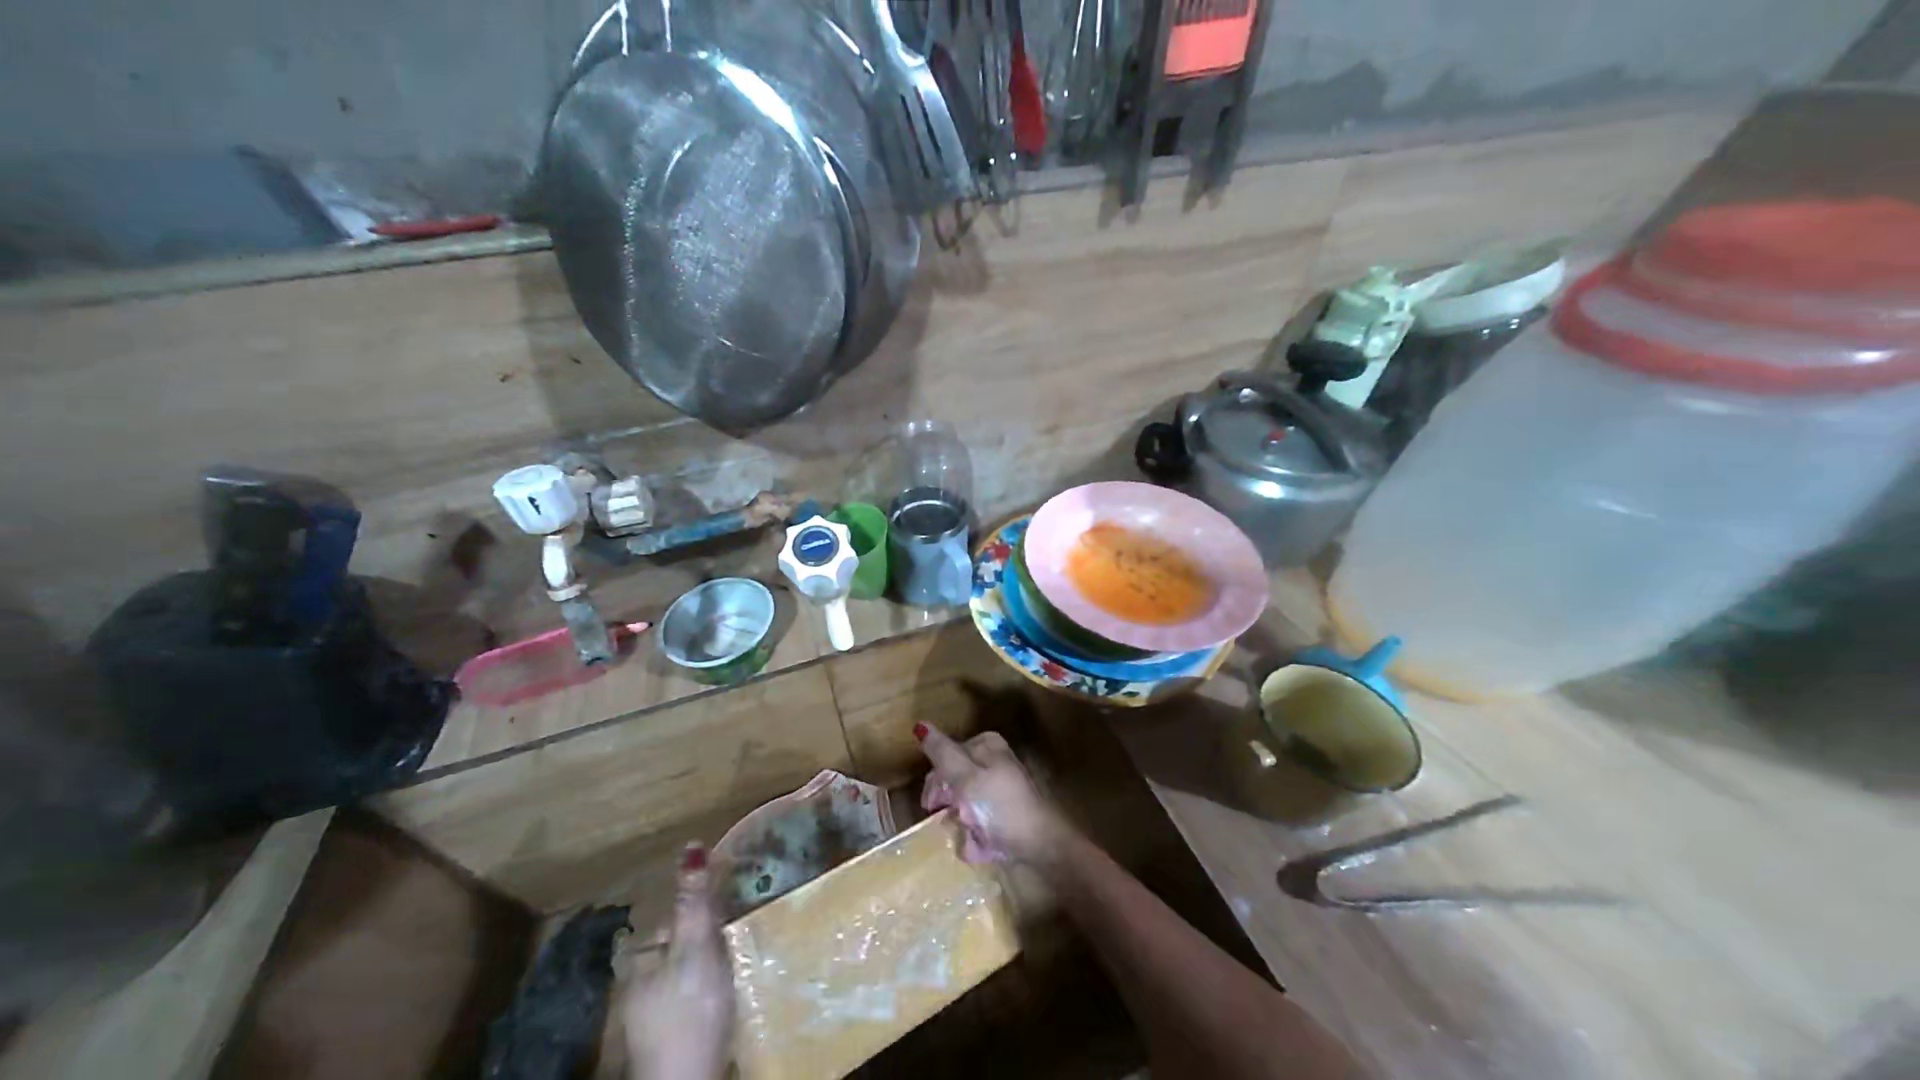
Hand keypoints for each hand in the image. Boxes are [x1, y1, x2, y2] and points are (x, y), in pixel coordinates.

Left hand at [623, 844, 733, 1079]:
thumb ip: (694, 901)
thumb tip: (691, 844)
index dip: (698, 903)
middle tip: (742, 918)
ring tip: (743, 950)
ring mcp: (654, 1020)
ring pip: (685, 977)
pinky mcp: (673, 1043)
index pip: (670, 919)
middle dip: (704, 934)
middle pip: (677, 948)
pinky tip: (731, 992)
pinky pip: (694, 1003)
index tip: (728, 888)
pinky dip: (712, 992)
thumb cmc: (691, 1011)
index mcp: (641, 961)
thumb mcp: (696, 948)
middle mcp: (641, 988)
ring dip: (710, 963)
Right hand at [916, 723, 1068, 866]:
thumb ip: (941, 753)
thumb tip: (920, 724)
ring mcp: (997, 790)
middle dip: (949, 807)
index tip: (932, 805)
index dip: (936, 783)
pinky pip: (976, 825)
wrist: (1040, 847)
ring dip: (961, 826)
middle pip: (951, 783)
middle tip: (956, 821)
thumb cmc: (1000, 807)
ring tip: (972, 836)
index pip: (944, 758)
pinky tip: (982, 846)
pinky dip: (975, 838)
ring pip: (961, 807)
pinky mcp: (1003, 816)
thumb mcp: (965, 777)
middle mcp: (992, 763)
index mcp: (985, 745)